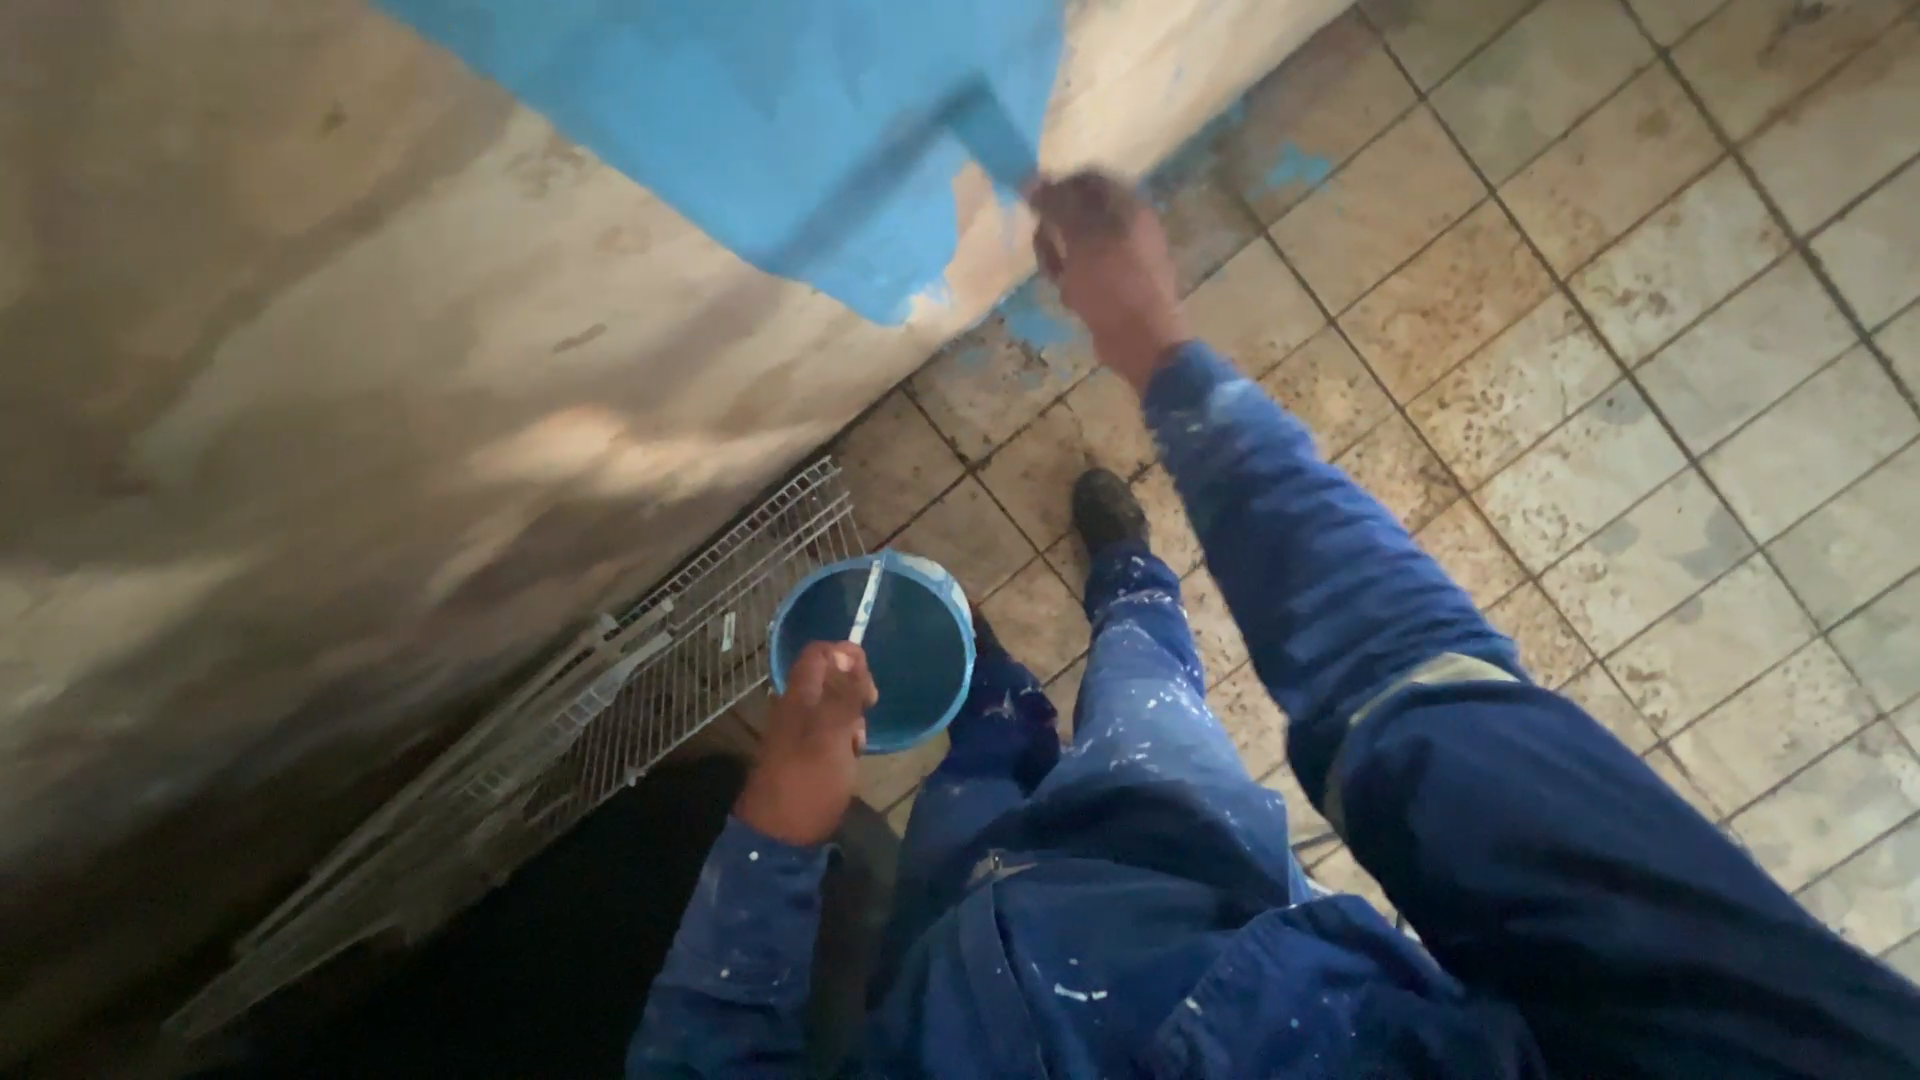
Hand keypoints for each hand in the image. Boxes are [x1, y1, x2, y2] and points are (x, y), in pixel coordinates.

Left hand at [734, 641, 877, 846]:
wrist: (779, 836)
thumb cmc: (808, 781)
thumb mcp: (832, 734)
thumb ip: (843, 694)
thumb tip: (848, 654)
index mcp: (799, 696)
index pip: (819, 653)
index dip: (846, 655)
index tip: (867, 681)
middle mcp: (797, 707)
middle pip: (830, 676)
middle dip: (855, 688)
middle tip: (867, 711)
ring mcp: (800, 730)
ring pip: (834, 704)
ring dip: (853, 714)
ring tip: (858, 741)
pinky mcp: (806, 751)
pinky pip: (831, 728)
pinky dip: (846, 734)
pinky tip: (851, 754)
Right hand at [1029, 169, 1189, 392]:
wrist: (1141, 337)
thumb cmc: (1111, 281)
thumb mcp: (1079, 236)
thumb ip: (1055, 204)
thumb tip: (1030, 180)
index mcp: (1127, 204)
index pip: (1086, 178)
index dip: (1057, 188)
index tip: (1035, 209)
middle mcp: (1129, 224)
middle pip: (1079, 213)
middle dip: (1055, 231)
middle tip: (1046, 251)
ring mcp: (1125, 257)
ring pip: (1078, 246)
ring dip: (1060, 259)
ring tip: (1058, 279)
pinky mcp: (1118, 285)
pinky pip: (1087, 273)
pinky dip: (1073, 281)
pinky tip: (1072, 298)